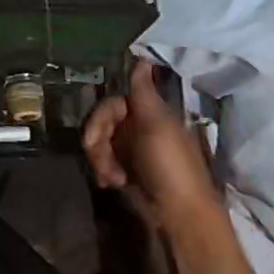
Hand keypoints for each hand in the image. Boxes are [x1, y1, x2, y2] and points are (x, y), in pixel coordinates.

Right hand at [83, 58, 215, 215]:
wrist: (178, 215)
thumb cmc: (170, 166)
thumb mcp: (156, 125)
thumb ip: (144, 92)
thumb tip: (142, 58)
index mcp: (151, 114)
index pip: (113, 103)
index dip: (101, 119)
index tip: (95, 137)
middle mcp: (142, 128)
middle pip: (103, 123)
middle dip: (98, 143)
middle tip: (103, 164)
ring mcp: (135, 151)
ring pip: (101, 144)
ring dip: (101, 160)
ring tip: (112, 178)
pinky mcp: (129, 172)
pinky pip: (105, 162)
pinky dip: (104, 171)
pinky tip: (112, 183)